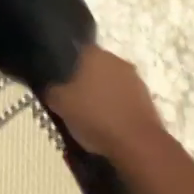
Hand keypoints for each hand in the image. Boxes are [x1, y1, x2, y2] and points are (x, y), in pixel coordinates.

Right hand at [43, 46, 163, 157]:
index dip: (62, 64)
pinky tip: (107, 121)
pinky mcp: (147, 97)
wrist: (138, 145)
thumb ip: (50, 88)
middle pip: (93, 65)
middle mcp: (116, 59)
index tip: (55, 80)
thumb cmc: (95, 117)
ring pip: (109, 80)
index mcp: (94, 53)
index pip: (73, 49)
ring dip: (100, 92)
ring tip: (89, 112)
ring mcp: (134, 78)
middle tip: (70, 98)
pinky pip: (123, 96)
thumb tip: (47, 83)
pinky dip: (115, 105)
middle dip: (82, 78)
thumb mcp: (59, 103)